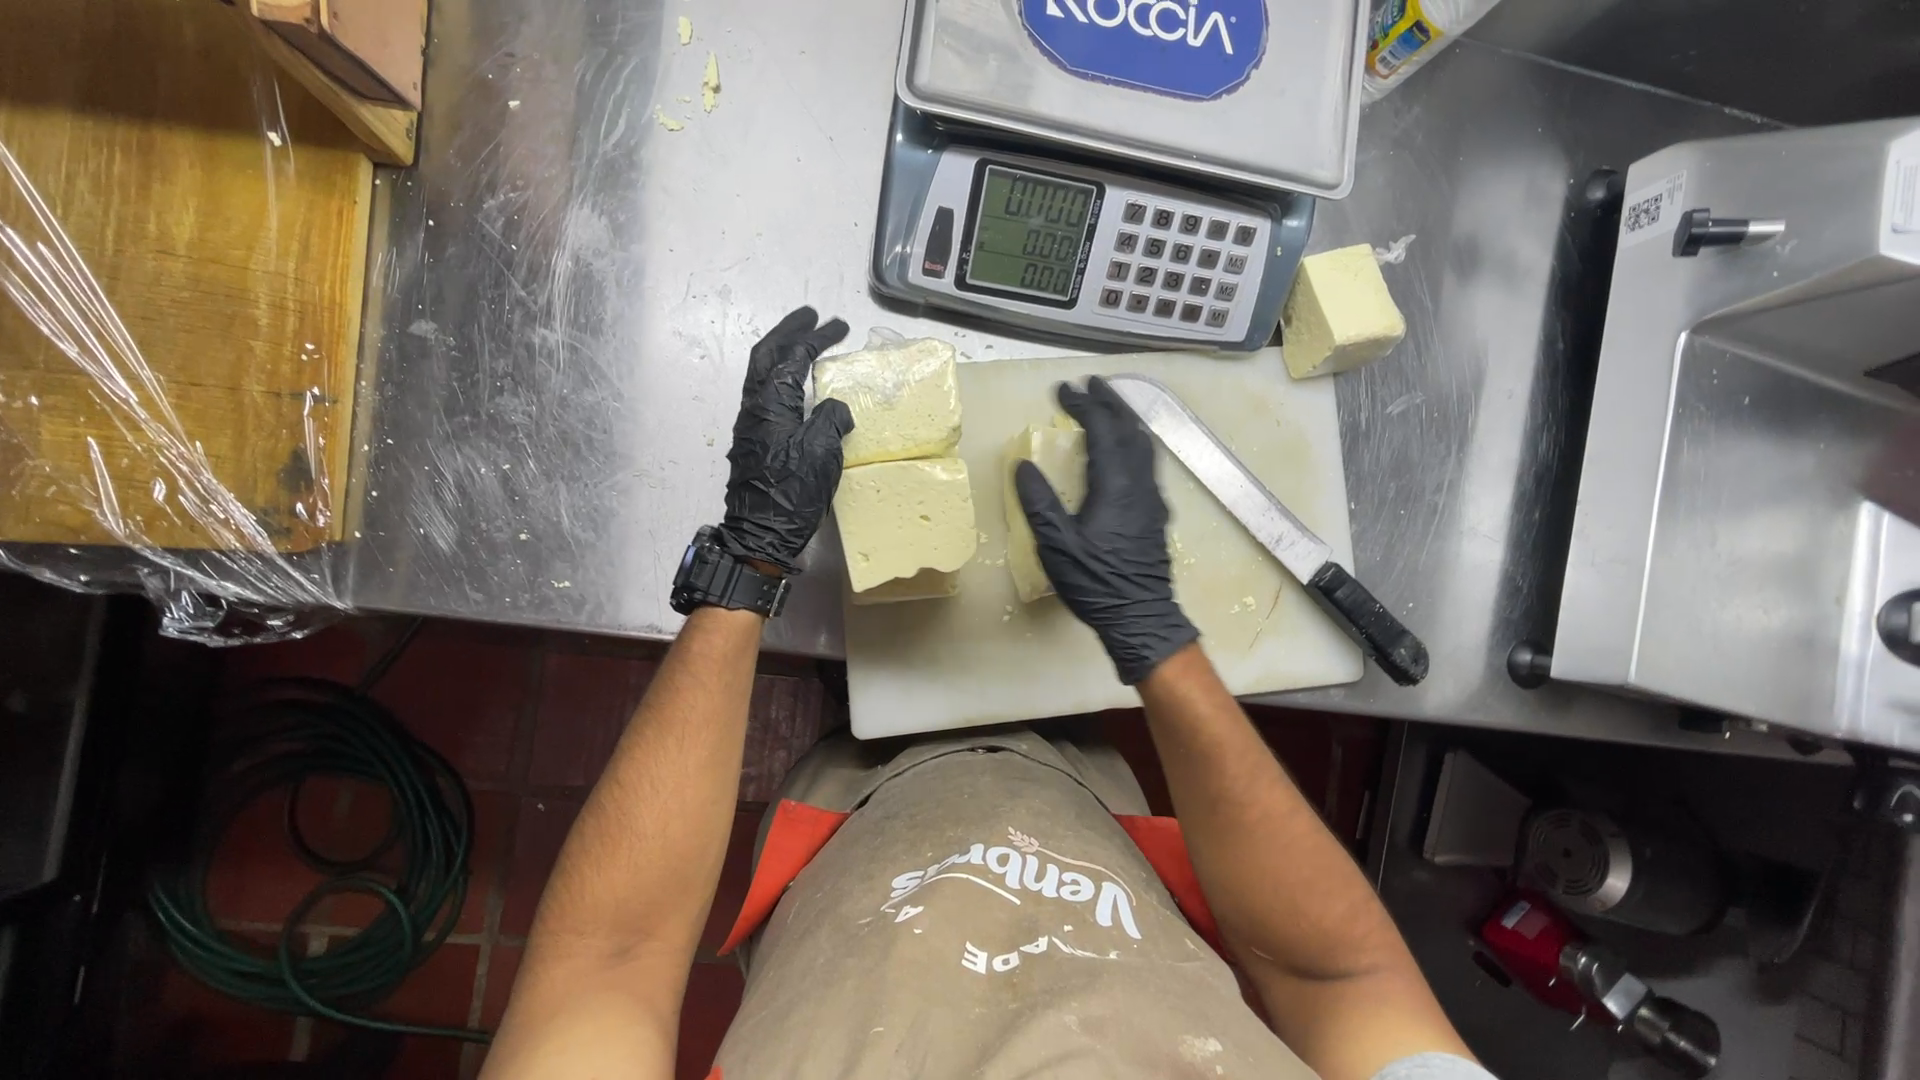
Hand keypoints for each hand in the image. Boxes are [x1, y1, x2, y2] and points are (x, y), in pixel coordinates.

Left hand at [715, 306, 852, 572]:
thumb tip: (833, 406)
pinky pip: (764, 394)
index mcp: (771, 404)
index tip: (838, 326)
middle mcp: (754, 407)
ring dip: (781, 352)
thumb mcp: (823, 453)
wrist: (760, 534)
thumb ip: (831, 419)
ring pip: (761, 374)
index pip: (793, 358)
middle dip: (788, 332)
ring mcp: (749, 424)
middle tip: (810, 317)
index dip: (816, 337)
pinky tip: (795, 385)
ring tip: (803, 343)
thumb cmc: (792, 493)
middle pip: (766, 355)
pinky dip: (780, 376)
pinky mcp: (752, 441)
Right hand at [1016, 376, 1197, 683]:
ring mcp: (1153, 499)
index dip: (1083, 405)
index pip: (1102, 430)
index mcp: (1116, 486)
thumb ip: (1040, 503)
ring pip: (1144, 445)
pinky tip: (1125, 452)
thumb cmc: (1096, 583)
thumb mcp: (1057, 546)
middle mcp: (1140, 484)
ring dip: (1125, 420)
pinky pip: (1147, 463)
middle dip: (1109, 402)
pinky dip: (1133, 442)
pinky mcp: (1156, 513)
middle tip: (1090, 384)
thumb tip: (1024, 465)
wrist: (1141, 617)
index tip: (1064, 389)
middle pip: (1129, 429)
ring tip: (1110, 407)